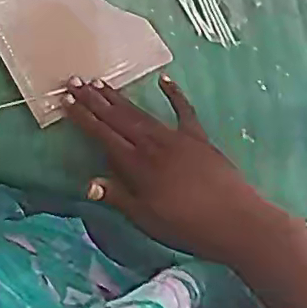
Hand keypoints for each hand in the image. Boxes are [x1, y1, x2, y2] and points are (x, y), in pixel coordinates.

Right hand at [63, 73, 289, 260]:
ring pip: (140, 113)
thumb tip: (88, 182)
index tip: (66, 100)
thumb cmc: (189, 227)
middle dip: (93, 99)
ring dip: (119, 97)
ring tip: (99, 82)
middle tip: (74, 80)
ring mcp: (176, 138)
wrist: (240, 224)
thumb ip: (119, 197)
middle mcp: (153, 145)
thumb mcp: (147, 219)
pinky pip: (184, 111)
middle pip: (117, 117)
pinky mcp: (199, 139)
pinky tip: (164, 80)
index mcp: (137, 165)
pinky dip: (174, 94)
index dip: (83, 117)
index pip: (103, 135)